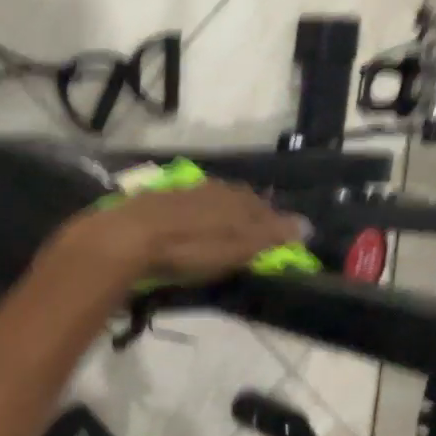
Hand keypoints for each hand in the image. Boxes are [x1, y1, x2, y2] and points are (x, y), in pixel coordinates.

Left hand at [54, 181, 304, 281]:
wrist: (129, 236)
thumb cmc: (190, 246)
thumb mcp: (236, 246)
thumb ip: (269, 235)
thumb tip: (306, 225)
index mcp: (233, 199)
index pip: (261, 207)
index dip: (271, 221)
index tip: (280, 233)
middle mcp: (209, 189)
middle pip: (234, 199)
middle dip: (244, 212)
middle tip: (251, 226)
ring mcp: (178, 193)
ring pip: (206, 199)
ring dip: (216, 210)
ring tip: (220, 224)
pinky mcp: (150, 203)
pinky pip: (180, 205)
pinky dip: (188, 215)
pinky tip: (184, 223)